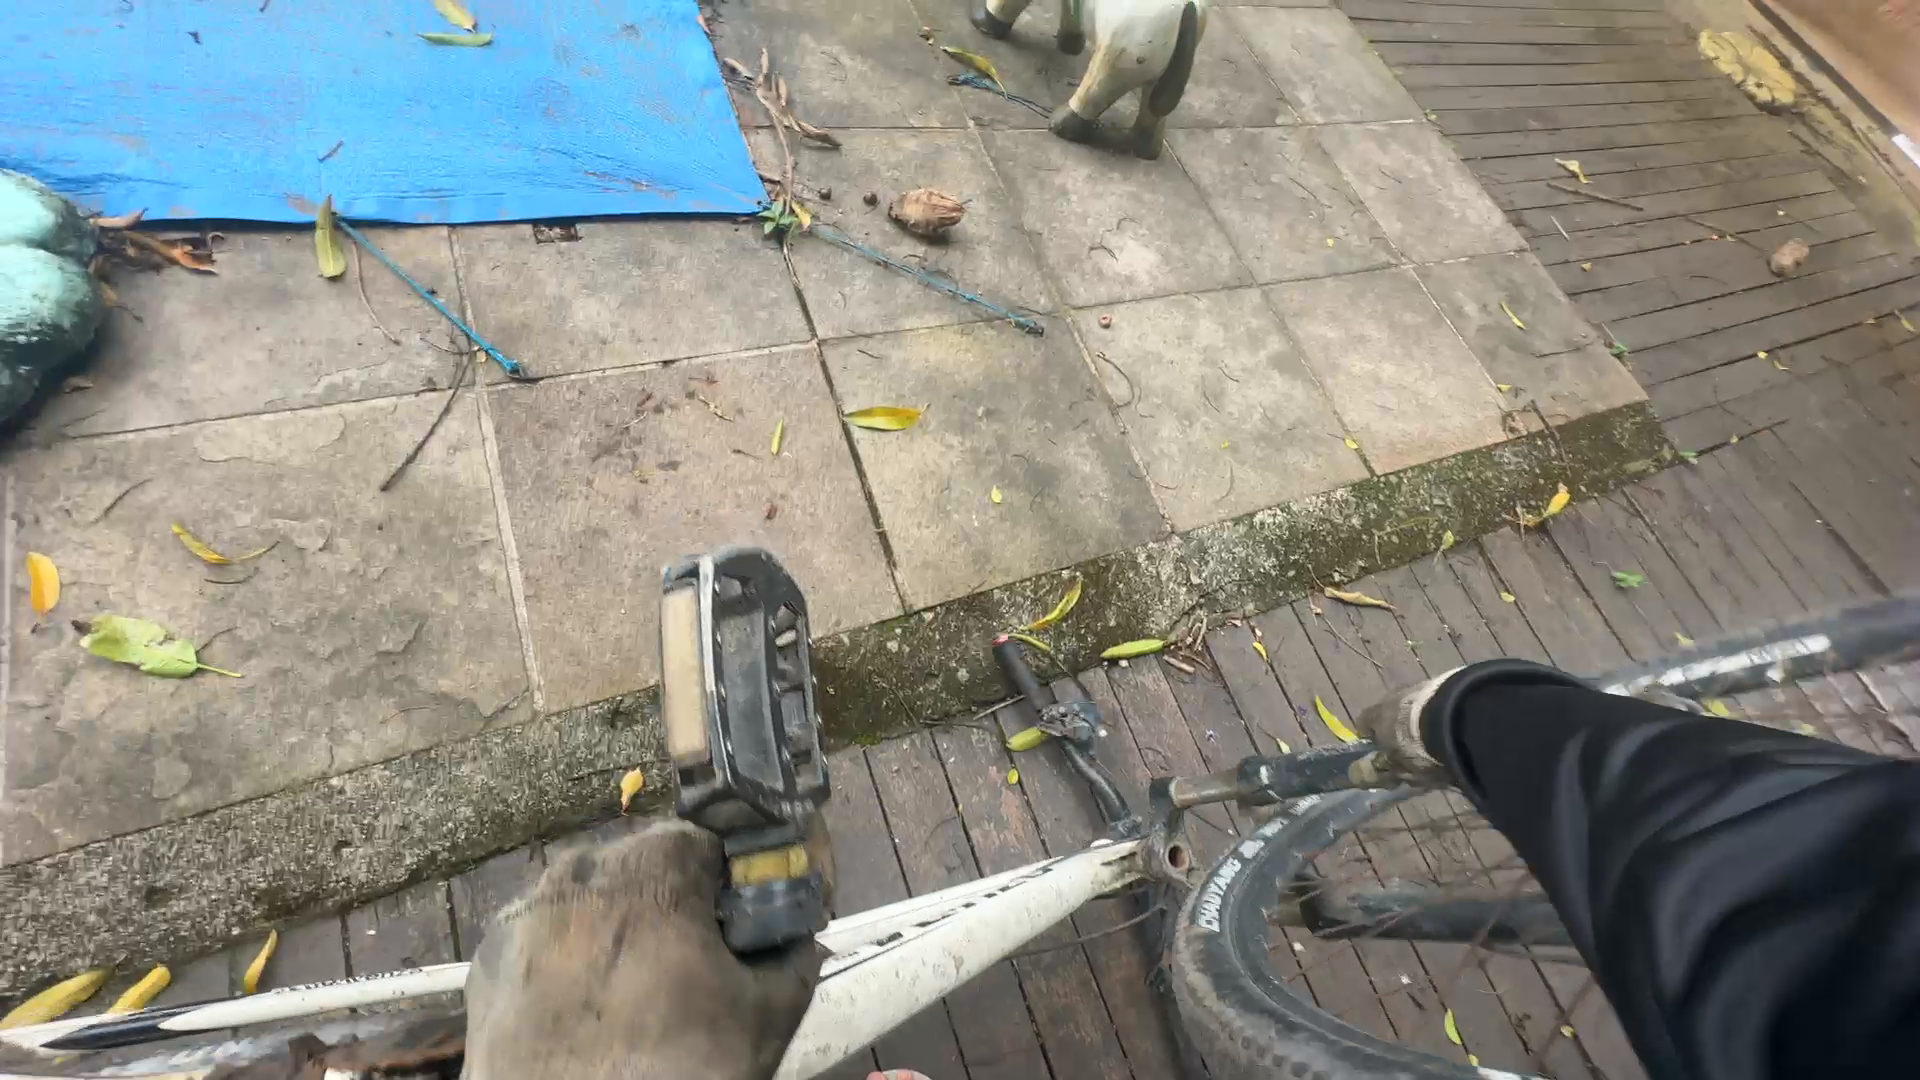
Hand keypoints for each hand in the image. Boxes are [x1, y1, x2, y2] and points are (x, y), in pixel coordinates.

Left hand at [464, 819, 822, 1079]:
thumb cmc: (676, 1072)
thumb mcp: (766, 1014)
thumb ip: (797, 957)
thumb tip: (804, 939)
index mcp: (657, 860)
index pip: (713, 845)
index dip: (735, 883)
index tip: (742, 923)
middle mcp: (586, 866)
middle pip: (651, 865)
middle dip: (679, 901)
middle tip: (697, 961)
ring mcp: (526, 911)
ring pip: (598, 897)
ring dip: (624, 924)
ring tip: (641, 991)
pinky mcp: (487, 961)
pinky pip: (551, 936)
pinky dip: (574, 957)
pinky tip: (591, 1009)